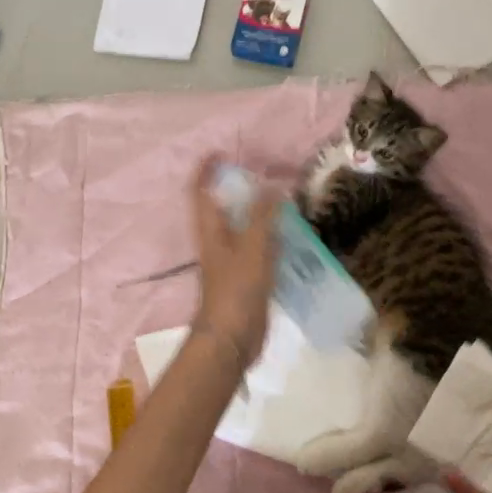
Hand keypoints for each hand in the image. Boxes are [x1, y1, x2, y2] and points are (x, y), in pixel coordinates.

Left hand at [189, 157, 279, 369]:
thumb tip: (272, 186)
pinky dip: (271, 239)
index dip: (206, 170)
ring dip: (259, 214)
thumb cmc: (236, 290)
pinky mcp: (246, 279)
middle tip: (266, 175)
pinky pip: (258, 250)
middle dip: (240, 190)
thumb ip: (262, 216)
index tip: (222, 152)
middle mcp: (217, 242)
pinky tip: (292, 237)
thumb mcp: (253, 248)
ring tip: (284, 201)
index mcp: (210, 231)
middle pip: (223, 208)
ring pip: (243, 229)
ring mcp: (231, 262)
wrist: (231, 340)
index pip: (200, 192)